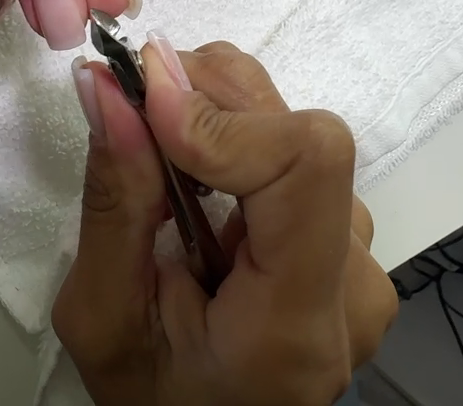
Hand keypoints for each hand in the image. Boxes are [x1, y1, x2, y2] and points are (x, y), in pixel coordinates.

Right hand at [54, 41, 396, 404]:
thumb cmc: (156, 398)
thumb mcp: (102, 320)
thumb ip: (113, 203)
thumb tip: (108, 87)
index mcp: (296, 321)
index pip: (306, 164)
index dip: (222, 118)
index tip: (142, 99)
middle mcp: (353, 278)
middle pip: (298, 133)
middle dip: (204, 95)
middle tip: (131, 103)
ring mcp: (360, 254)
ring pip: (293, 127)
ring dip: (215, 111)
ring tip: (158, 150)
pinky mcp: (347, 232)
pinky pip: (295, 146)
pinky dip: (233, 129)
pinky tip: (193, 168)